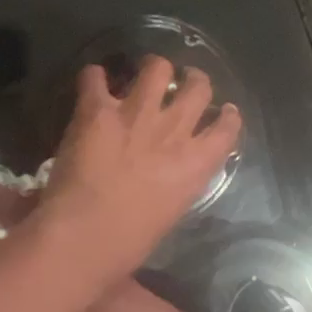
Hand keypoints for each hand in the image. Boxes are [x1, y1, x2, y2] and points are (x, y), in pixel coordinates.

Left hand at [38, 57, 241, 274]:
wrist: (86, 234)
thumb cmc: (128, 243)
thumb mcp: (169, 214)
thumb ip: (174, 187)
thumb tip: (164, 182)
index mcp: (195, 164)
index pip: (226, 129)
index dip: (226, 116)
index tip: (224, 110)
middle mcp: (172, 131)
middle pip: (198, 88)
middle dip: (194, 79)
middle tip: (182, 79)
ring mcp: (136, 114)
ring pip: (156, 68)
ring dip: (151, 68)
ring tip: (145, 70)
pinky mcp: (98, 108)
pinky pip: (95, 77)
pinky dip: (93, 76)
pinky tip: (92, 80)